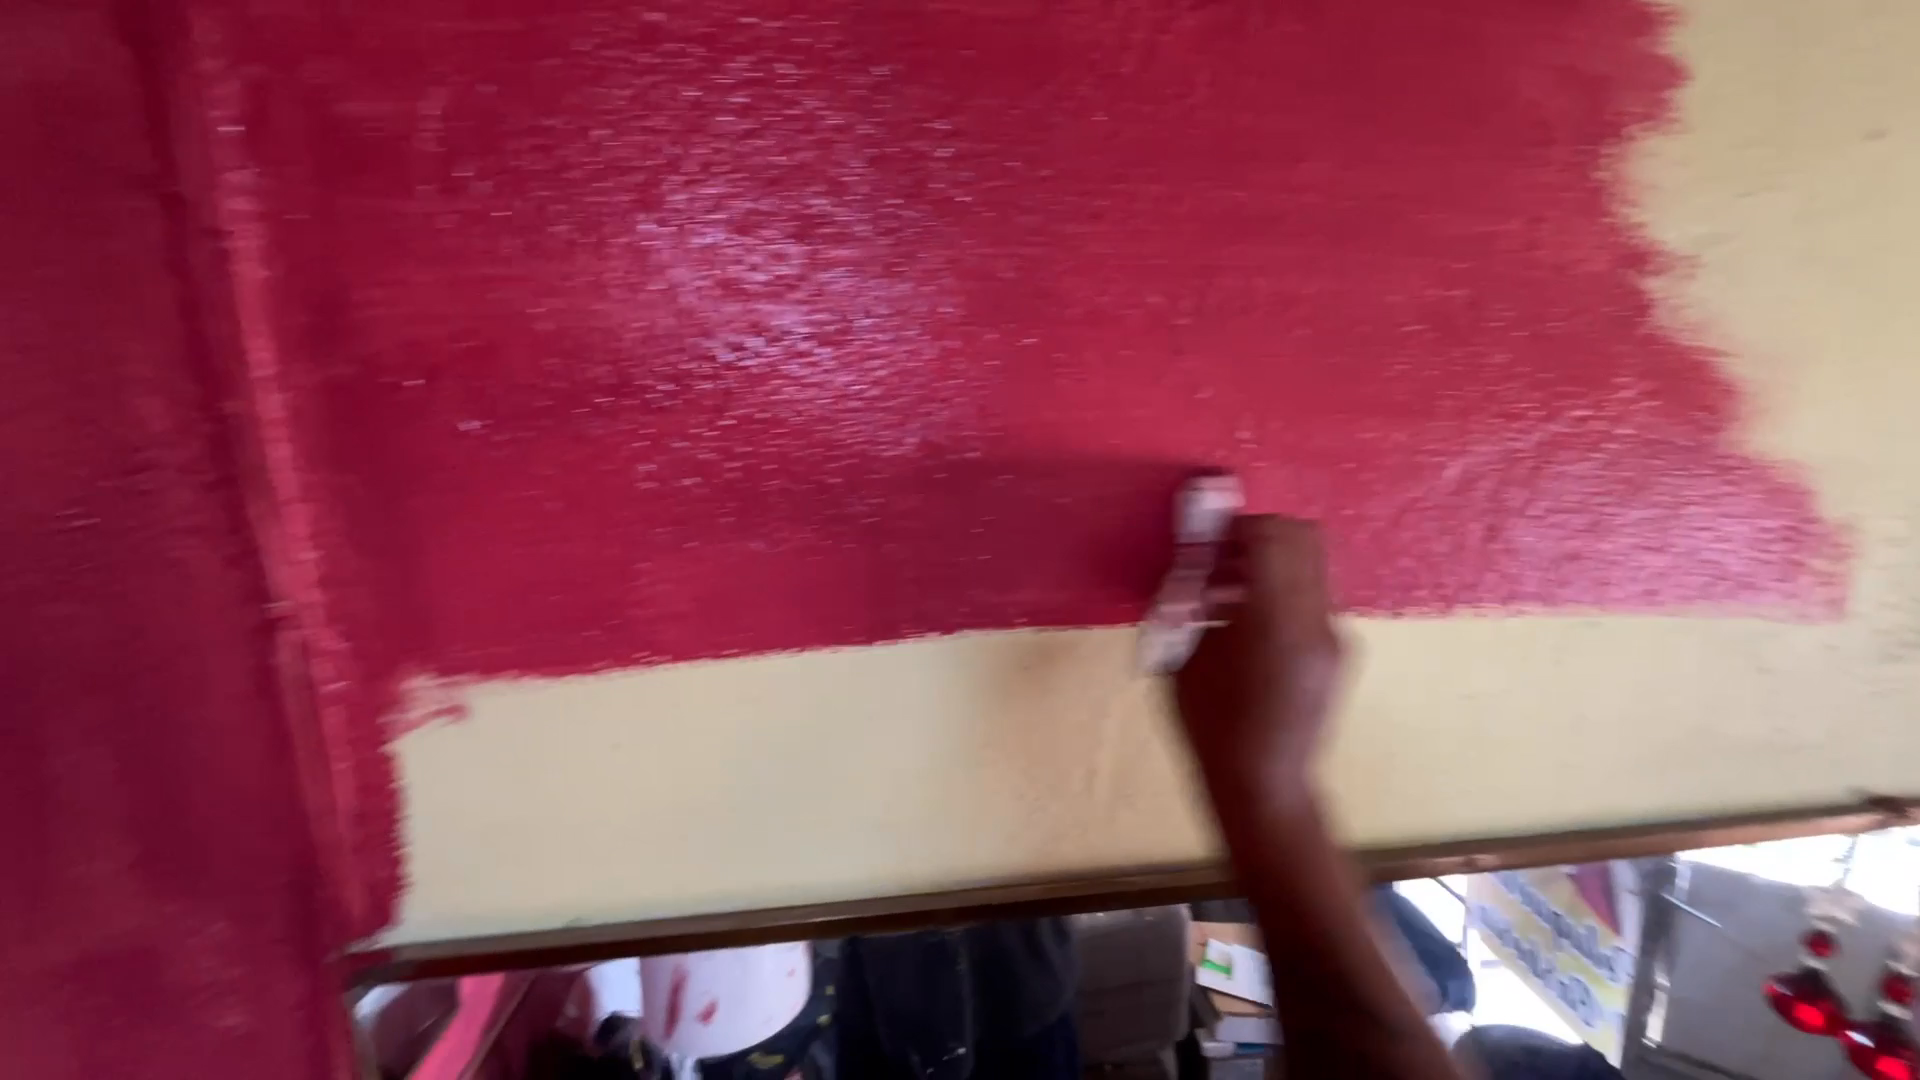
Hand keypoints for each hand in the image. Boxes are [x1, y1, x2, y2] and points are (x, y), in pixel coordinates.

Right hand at [1172, 515, 1345, 797]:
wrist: (1264, 785)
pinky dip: (1280, 590)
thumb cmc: (1209, 726)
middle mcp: (1316, 621)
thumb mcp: (1183, 659)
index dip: (1235, 525)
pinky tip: (1245, 624)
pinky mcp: (1339, 650)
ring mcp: (1334, 636)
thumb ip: (1192, 602)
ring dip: (1269, 561)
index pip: (1270, 538)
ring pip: (1310, 564)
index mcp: (1273, 623)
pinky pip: (1311, 597)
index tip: (1206, 537)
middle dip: (1258, 534)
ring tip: (1225, 593)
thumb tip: (1192, 560)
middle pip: (1302, 538)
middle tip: (1218, 555)